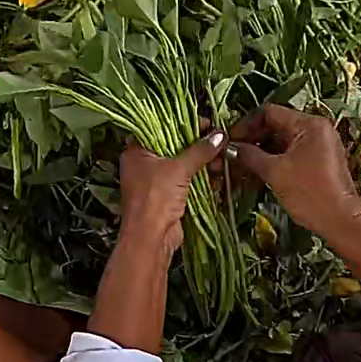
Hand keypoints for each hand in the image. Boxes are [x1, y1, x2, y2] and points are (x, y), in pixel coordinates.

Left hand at [115, 130, 228, 253]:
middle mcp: (145, 164)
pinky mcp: (169, 196)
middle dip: (199, 145)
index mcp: (137, 152)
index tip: (205, 123)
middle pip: (175, 146)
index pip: (160, 127)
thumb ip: (199, 151)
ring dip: (204, 162)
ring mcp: (157, 181)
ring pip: (184, 165)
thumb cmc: (156, 197)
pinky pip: (188, 181)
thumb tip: (218, 136)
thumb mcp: (178, 168)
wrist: (152, 237)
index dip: (183, 123)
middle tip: (218, 141)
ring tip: (223, 159)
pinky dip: (202, 178)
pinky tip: (219, 175)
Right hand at [228, 105, 360, 239]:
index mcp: (308, 124)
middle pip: (275, 125)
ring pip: (282, 141)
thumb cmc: (308, 193)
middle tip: (233, 155)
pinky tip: (257, 173)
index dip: (246, 124)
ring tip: (241, 167)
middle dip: (252, 140)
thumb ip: (250, 156)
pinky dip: (274, 160)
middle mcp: (316, 129)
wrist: (339, 220)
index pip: (269, 112)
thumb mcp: (275, 172)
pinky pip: (291, 153)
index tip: (231, 140)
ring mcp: (318, 144)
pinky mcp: (318, 160)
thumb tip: (231, 148)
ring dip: (261, 152)